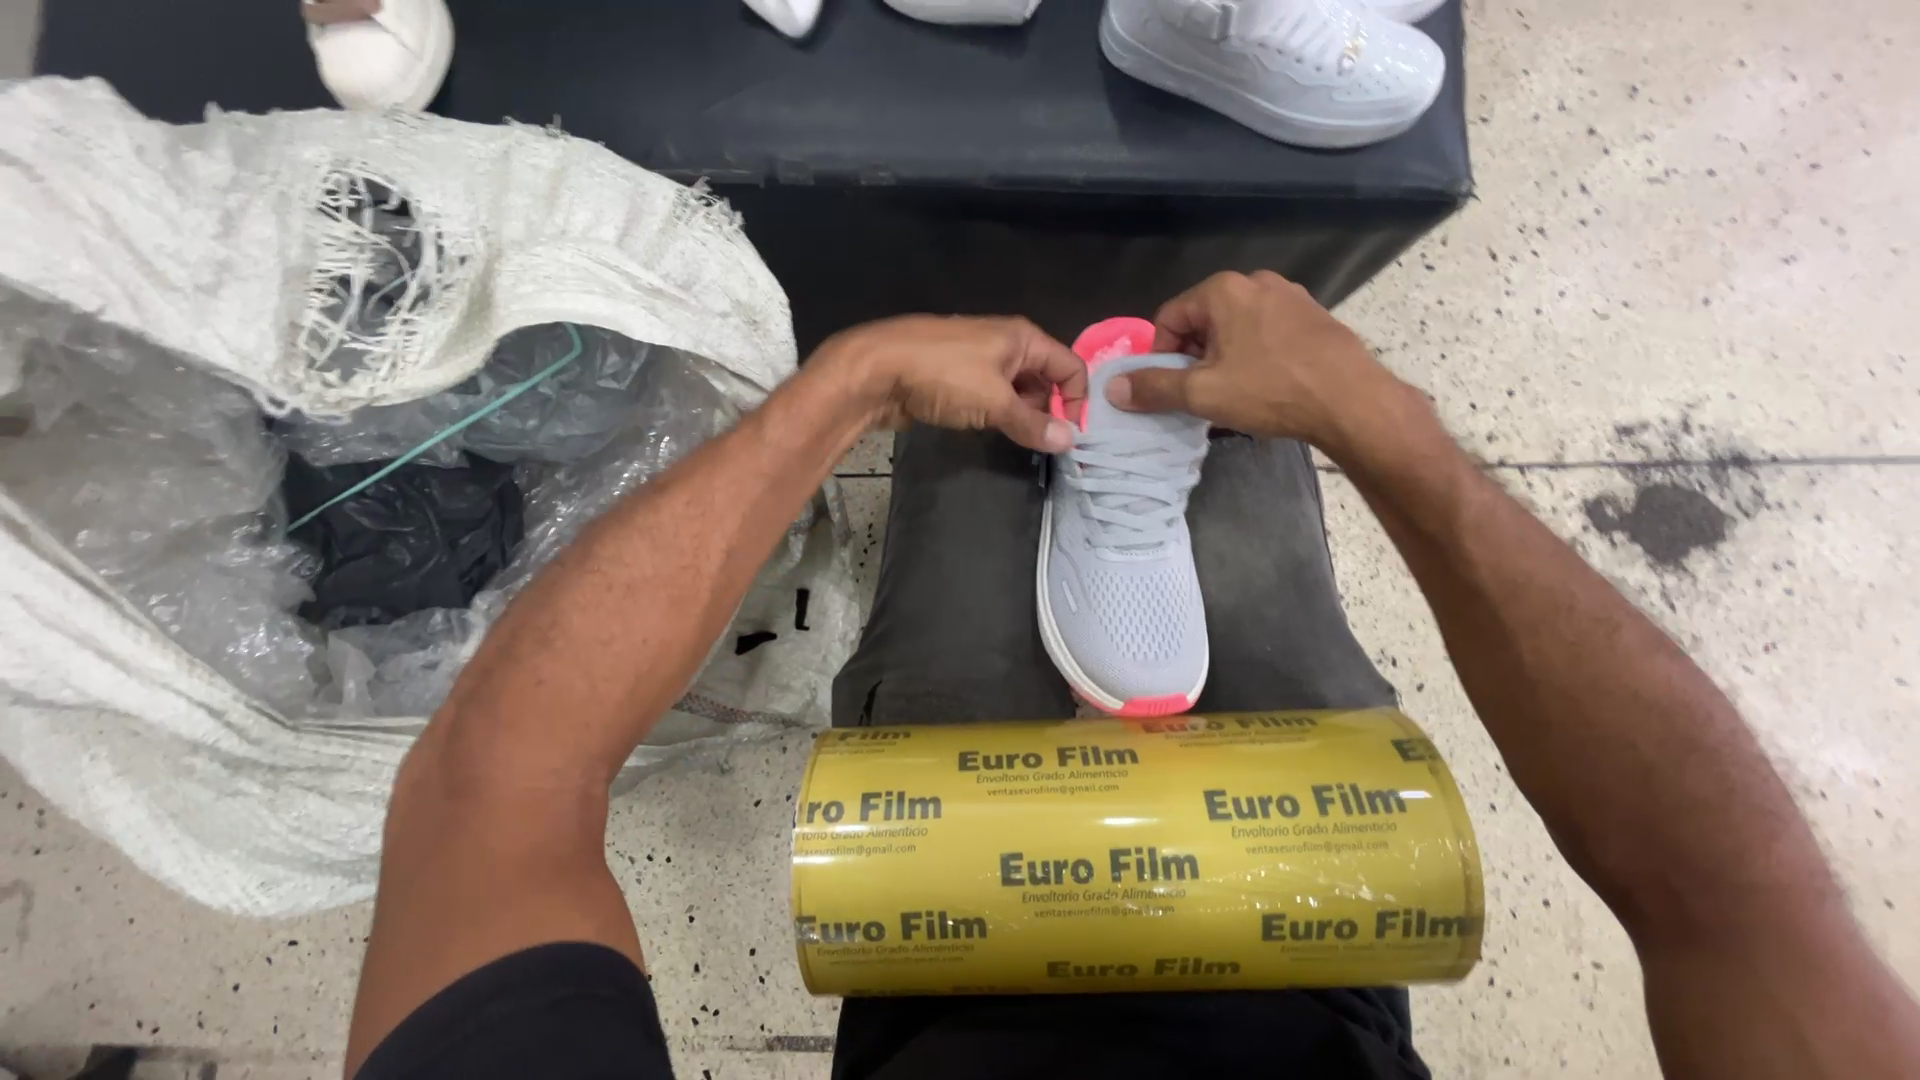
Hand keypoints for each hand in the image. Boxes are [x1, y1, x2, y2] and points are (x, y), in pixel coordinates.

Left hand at [817, 315, 1086, 453]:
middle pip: (1044, 379)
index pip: (1070, 366)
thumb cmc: (944, 376)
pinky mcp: (956, 379)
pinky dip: (997, 415)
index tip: (1072, 436)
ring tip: (1022, 443)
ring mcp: (978, 360)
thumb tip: (1068, 441)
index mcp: (1023, 338)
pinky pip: (989, 397)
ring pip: (1015, 391)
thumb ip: (1033, 423)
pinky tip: (992, 434)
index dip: (1077, 399)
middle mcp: (1005, 344)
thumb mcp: (995, 402)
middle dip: (1049, 410)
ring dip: (1021, 416)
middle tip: (1047, 445)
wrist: (876, 372)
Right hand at [1106, 271, 1402, 453]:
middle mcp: (1256, 282)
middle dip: (1193, 359)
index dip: (1160, 357)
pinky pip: (1265, 334)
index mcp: (1224, 291)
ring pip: (1235, 329)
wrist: (1351, 401)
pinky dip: (1254, 357)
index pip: (1169, 318)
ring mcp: (1290, 296)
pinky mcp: (1313, 317)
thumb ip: (1153, 388)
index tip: (1170, 388)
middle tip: (1201, 395)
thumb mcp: (1202, 394)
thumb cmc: (1270, 391)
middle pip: (1202, 321)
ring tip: (1233, 395)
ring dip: (1223, 360)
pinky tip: (1265, 387)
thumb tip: (1113, 387)